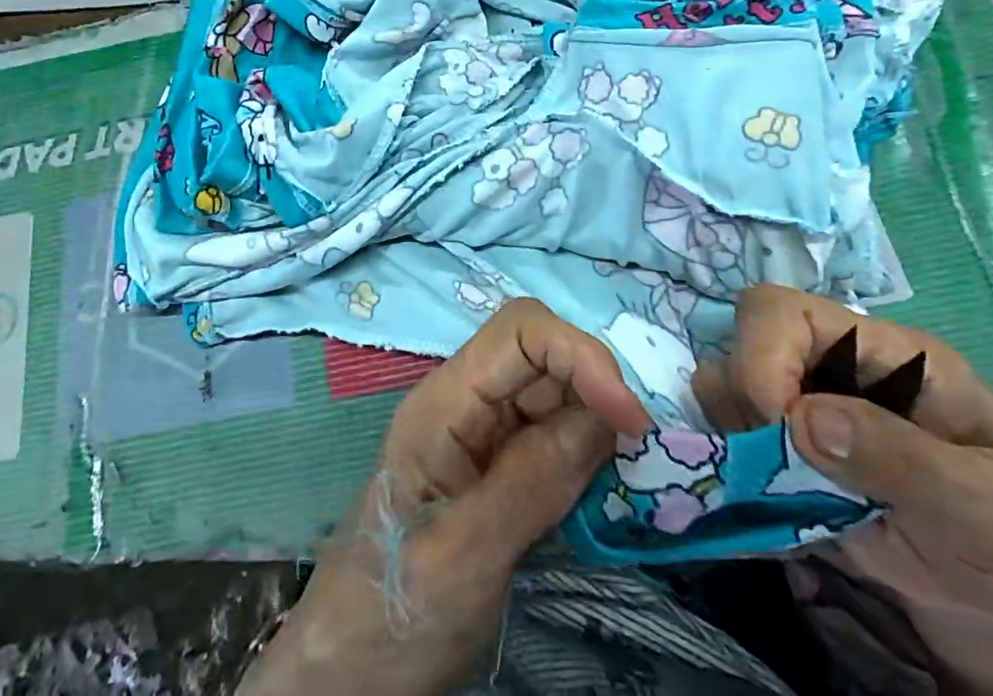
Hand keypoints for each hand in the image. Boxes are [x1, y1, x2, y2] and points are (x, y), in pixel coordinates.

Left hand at [239, 299, 650, 695]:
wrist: (354, 660)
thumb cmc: (394, 608)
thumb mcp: (463, 554)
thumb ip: (527, 483)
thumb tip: (603, 419)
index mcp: (444, 406)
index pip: (518, 332)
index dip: (579, 354)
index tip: (629, 420)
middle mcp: (465, 407)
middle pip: (543, 358)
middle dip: (597, 390)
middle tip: (638, 457)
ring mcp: (483, 438)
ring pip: (556, 396)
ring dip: (600, 422)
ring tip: (628, 477)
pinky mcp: (500, 471)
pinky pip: (556, 439)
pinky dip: (591, 452)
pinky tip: (606, 489)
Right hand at [693, 285, 992, 695]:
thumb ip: (903, 458)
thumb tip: (799, 417)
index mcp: (888, 355)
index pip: (782, 312)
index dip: (760, 355)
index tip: (777, 426)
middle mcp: (832, 371)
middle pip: (737, 345)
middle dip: (743, 403)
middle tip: (780, 465)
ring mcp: (802, 414)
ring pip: (719, 392)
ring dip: (735, 441)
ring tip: (789, 491)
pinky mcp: (784, 459)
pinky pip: (724, 443)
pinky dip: (730, 472)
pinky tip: (773, 506)